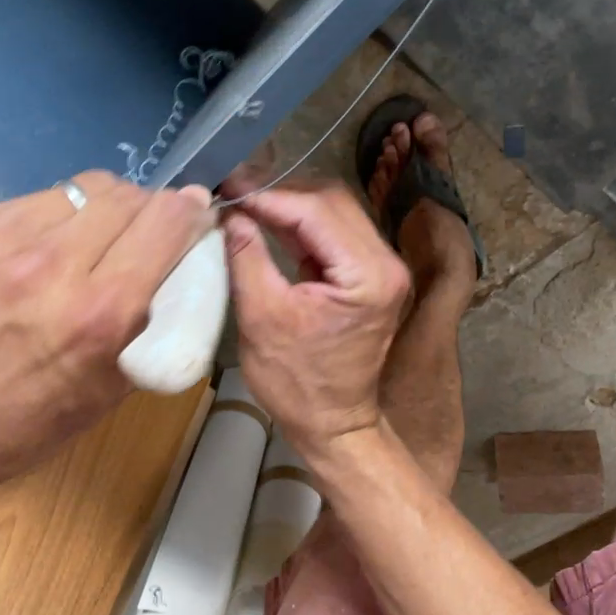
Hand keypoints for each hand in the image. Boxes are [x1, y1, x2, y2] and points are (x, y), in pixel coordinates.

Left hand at [0, 172, 213, 494]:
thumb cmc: (35, 419)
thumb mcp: (117, 385)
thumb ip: (157, 316)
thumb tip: (186, 256)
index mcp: (102, 310)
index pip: (167, 221)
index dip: (192, 215)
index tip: (197, 223)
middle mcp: (57, 263)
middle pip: (132, 195)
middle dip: (153, 210)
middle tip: (152, 235)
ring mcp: (11, 239)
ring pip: (91, 186)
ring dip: (111, 207)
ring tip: (105, 238)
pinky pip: (49, 197)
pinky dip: (68, 214)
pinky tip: (59, 245)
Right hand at [222, 181, 409, 465]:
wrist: (333, 425)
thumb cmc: (296, 382)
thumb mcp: (261, 317)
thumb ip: (247, 256)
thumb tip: (230, 213)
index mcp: (369, 275)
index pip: (317, 211)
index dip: (269, 196)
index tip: (228, 188)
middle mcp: (387, 264)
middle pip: (333, 204)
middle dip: (281, 195)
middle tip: (234, 193)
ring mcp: (383, 270)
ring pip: (334, 214)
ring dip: (291, 208)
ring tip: (246, 205)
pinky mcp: (370, 277)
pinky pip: (335, 236)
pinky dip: (301, 227)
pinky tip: (268, 224)